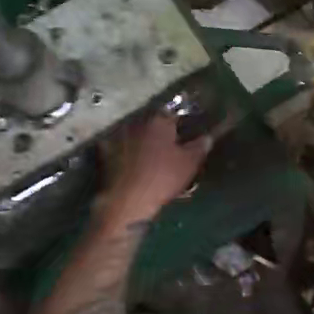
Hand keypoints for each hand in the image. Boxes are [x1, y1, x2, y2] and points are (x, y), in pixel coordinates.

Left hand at [96, 113, 213, 227]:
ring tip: (154, 158)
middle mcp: (137, 123)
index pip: (174, 113)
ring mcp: (119, 137)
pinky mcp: (106, 153)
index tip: (188, 130)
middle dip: (163, 132)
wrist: (127, 200)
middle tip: (172, 146)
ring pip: (138, 136)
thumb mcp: (189, 163)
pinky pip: (123, 149)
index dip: (183, 122)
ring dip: (145, 142)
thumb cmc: (162, 177)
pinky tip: (135, 166)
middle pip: (154, 123)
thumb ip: (200, 147)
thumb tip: (208, 137)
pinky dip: (129, 154)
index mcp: (159, 121)